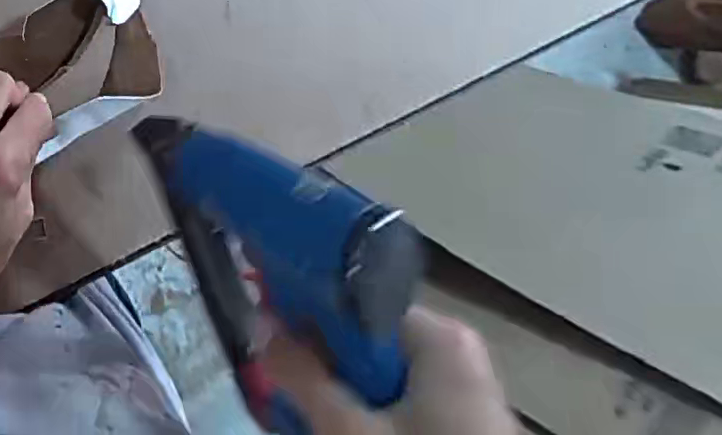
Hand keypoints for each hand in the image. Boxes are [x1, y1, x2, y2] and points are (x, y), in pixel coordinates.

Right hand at [259, 306, 516, 434]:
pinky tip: (341, 432)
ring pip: (377, 380)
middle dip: (321, 365)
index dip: (307, 312)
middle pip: (363, 341)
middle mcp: (452, 351)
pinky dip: (367, 420)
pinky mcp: (463, 427)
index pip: (354, 300)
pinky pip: (399, 408)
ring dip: (339, 398)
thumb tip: (259, 323)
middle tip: (282, 387)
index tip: (269, 327)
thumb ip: (302, 375)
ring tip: (303, 416)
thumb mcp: (353, 434)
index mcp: (436, 334)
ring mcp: (462, 393)